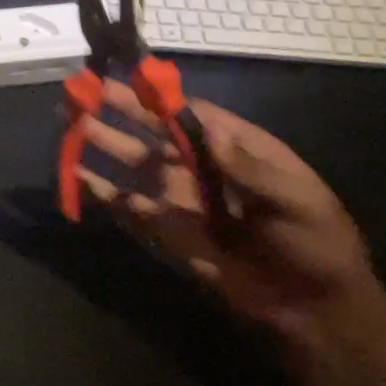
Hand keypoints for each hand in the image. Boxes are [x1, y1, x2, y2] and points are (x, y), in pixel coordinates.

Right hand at [73, 79, 385, 342]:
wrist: (304, 306)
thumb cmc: (315, 245)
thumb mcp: (296, 200)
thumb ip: (248, 168)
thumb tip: (207, 131)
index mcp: (242, 153)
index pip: (195, 116)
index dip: (161, 97)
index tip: (129, 79)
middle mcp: (204, 170)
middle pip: (155, 135)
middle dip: (120, 114)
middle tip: (83, 94)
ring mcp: (179, 201)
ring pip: (134, 166)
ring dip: (104, 147)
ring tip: (70, 128)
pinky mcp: (161, 232)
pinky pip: (125, 208)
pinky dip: (100, 194)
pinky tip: (77, 178)